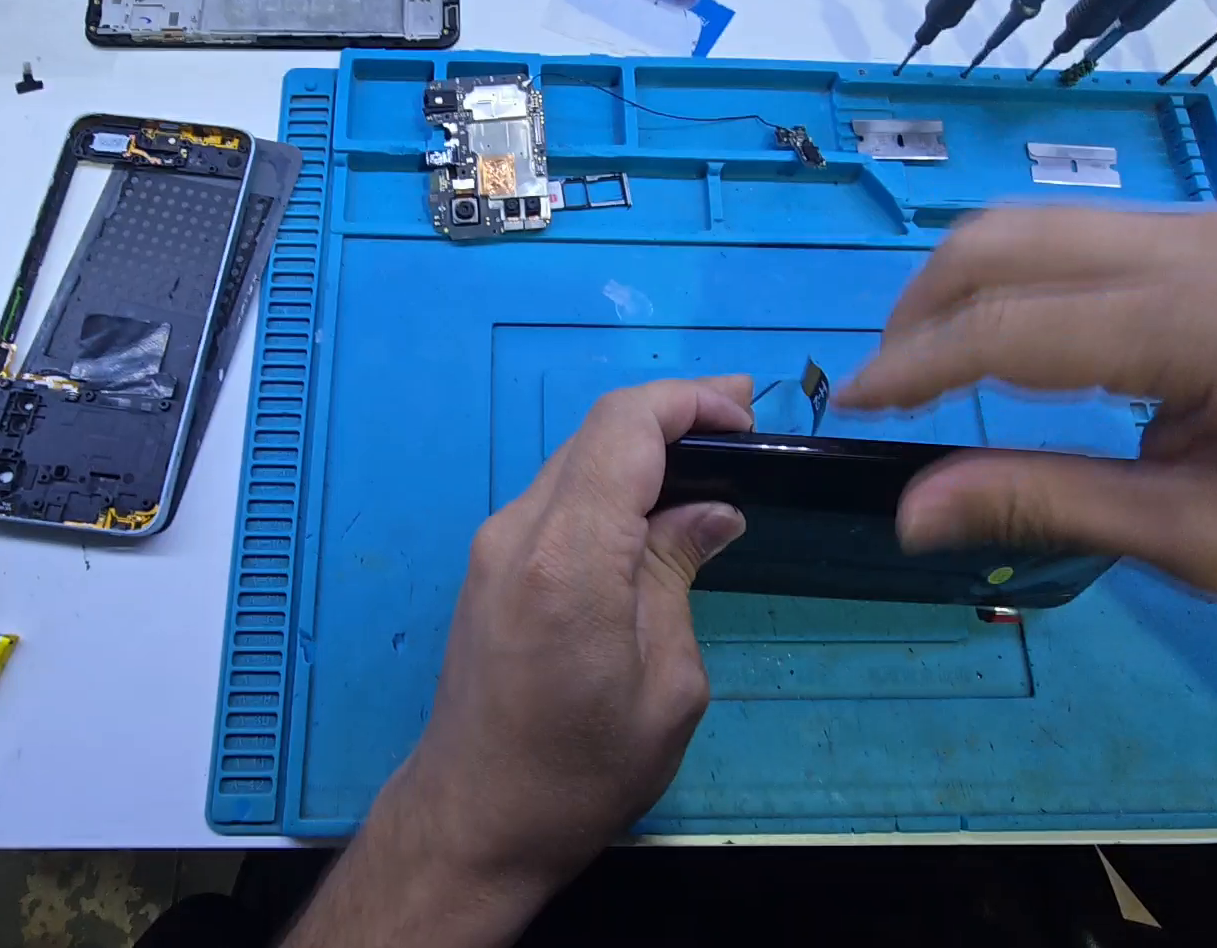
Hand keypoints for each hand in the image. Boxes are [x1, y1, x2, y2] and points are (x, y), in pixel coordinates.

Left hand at [282, 377, 751, 946]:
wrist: (473, 815)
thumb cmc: (582, 771)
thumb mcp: (667, 685)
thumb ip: (678, 574)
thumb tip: (710, 512)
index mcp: (569, 557)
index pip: (623, 429)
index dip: (686, 401)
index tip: (743, 415)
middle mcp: (519, 530)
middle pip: (595, 433)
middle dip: (670, 414)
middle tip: (739, 425)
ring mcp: (493, 542)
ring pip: (574, 459)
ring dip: (639, 448)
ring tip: (706, 460)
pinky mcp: (487, 562)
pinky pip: (556, 496)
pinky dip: (607, 483)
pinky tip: (649, 507)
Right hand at [836, 205, 1216, 608]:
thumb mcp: (1208, 538)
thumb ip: (1044, 504)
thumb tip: (910, 511)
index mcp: (1210, 323)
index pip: (1005, 329)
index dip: (909, 367)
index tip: (847, 402)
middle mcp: (1203, 244)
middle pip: (998, 243)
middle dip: (916, 312)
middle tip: (887, 383)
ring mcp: (1214, 223)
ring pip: (1026, 226)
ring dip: (953, 289)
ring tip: (929, 361)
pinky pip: (1072, 235)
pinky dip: (1007, 282)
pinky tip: (1004, 336)